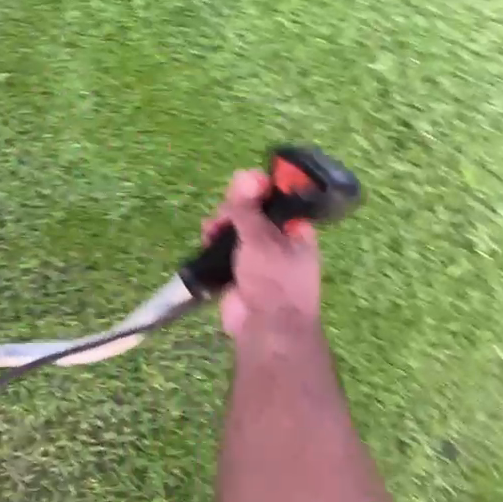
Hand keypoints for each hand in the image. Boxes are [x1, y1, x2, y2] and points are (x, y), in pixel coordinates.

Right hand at [201, 170, 320, 337]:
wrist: (266, 326)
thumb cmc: (273, 279)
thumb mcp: (260, 238)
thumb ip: (248, 208)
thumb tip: (245, 175)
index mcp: (296, 231)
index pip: (277, 198)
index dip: (258, 188)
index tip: (241, 186)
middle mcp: (280, 241)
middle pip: (252, 211)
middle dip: (233, 209)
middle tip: (224, 216)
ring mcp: (259, 257)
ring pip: (235, 228)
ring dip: (220, 224)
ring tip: (211, 231)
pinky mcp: (240, 269)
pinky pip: (225, 246)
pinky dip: (215, 241)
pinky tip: (206, 241)